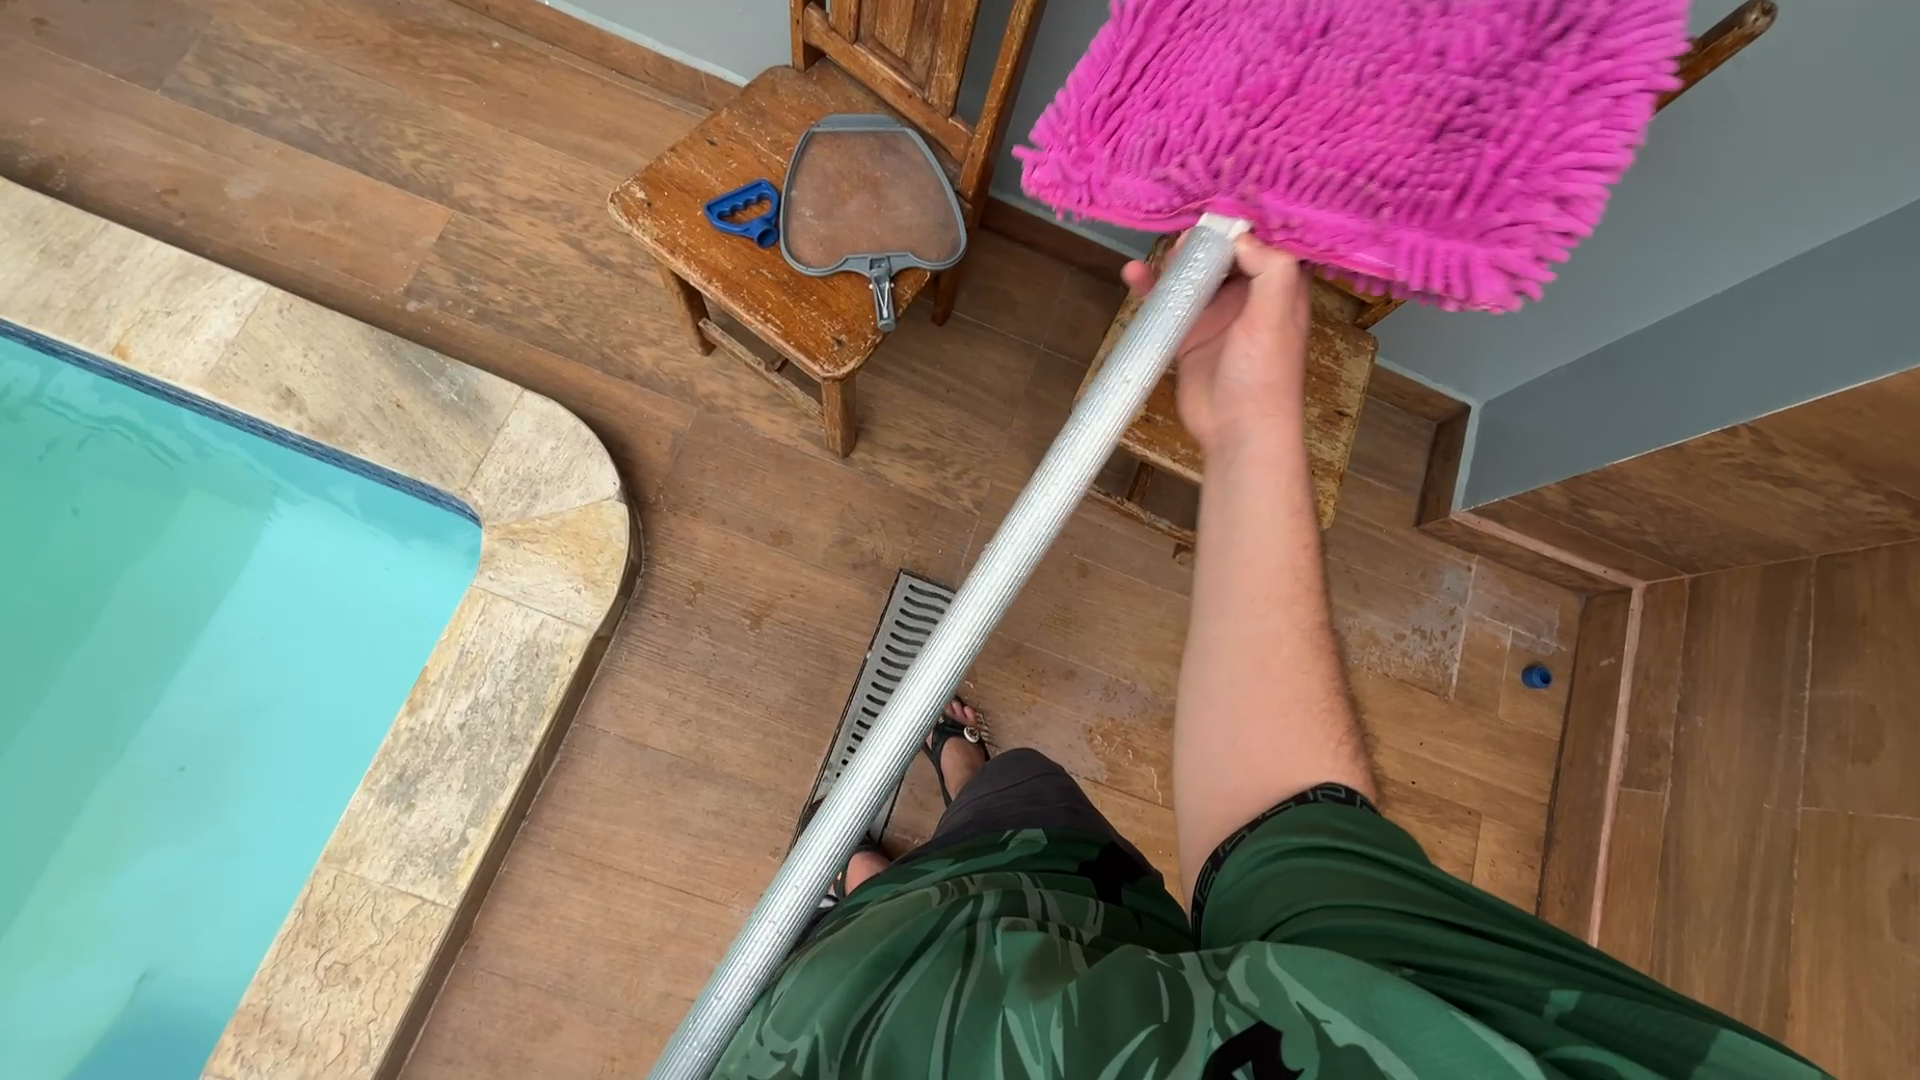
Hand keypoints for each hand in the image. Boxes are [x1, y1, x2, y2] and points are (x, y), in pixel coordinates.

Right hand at [1122, 235, 1310, 454]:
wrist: (1237, 430)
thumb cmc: (1264, 374)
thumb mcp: (1274, 315)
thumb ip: (1268, 268)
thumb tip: (1241, 234)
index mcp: (1279, 287)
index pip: (1265, 240)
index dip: (1246, 219)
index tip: (1222, 200)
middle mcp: (1249, 296)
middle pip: (1224, 254)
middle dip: (1205, 238)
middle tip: (1186, 233)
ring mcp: (1217, 316)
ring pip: (1194, 276)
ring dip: (1175, 262)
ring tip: (1162, 255)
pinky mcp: (1189, 336)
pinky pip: (1169, 304)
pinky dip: (1151, 289)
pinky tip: (1134, 276)